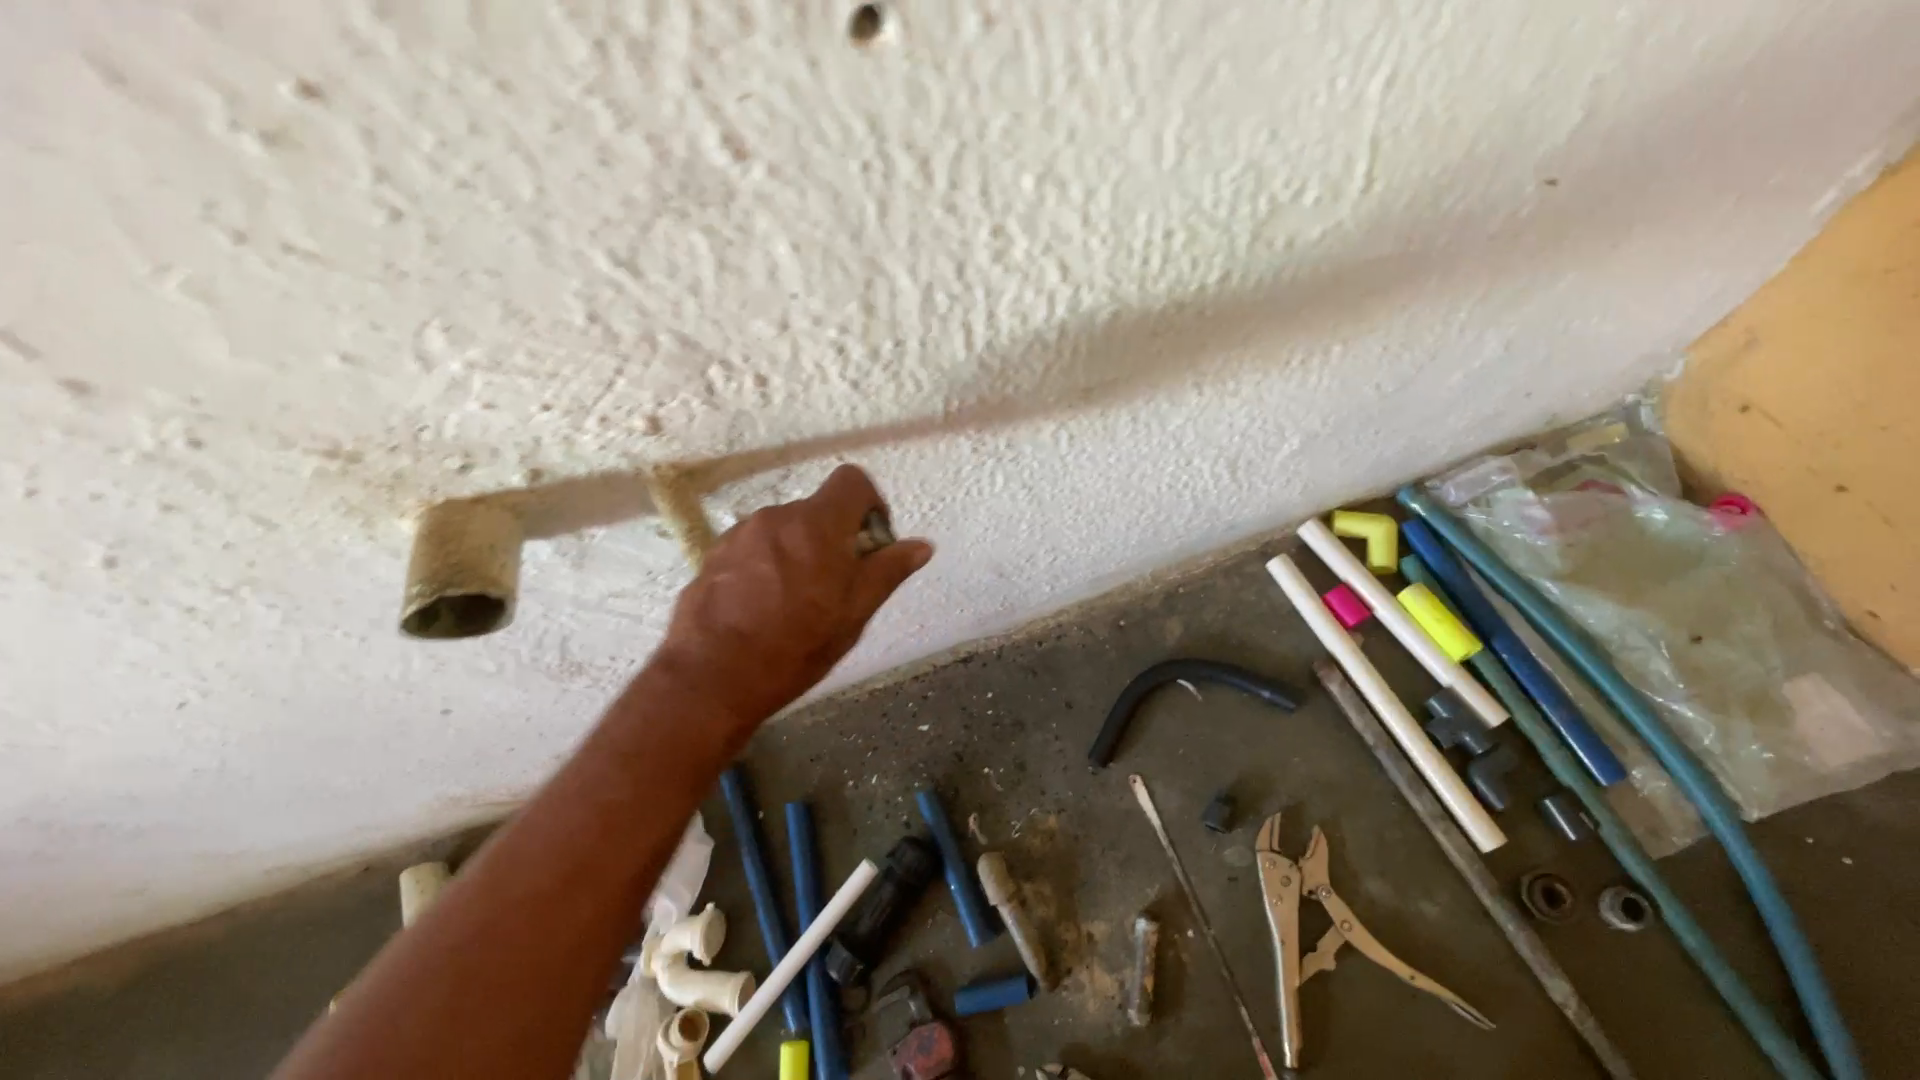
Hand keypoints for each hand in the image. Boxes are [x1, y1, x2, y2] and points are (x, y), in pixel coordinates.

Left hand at [649, 464, 933, 732]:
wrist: (713, 676)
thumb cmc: (796, 646)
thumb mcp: (855, 613)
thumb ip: (887, 571)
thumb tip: (921, 545)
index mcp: (817, 524)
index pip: (852, 481)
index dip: (869, 505)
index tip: (868, 544)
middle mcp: (776, 517)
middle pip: (817, 512)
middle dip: (832, 540)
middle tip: (835, 589)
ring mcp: (740, 535)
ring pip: (784, 533)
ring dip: (797, 555)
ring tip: (795, 606)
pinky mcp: (714, 556)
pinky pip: (754, 550)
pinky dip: (766, 568)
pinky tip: (762, 610)